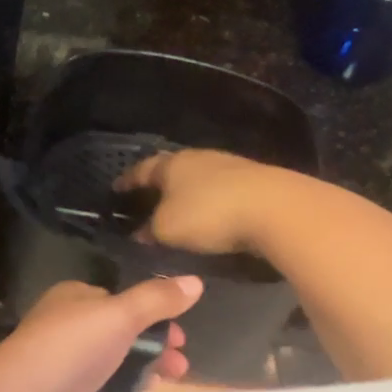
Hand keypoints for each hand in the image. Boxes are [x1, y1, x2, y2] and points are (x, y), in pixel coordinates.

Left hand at [0, 276, 203, 391]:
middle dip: (156, 347)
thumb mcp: (118, 315)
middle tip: (181, 368)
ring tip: (166, 385)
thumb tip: (195, 281)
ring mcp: (61, 359)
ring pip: (112, 360)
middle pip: (122, 332)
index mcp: (76, 296)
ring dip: (143, 369)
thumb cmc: (69, 347)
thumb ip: (156, 299)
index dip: (157, 317)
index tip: (182, 340)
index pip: (123, 301)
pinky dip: (121, 389)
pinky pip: (99, 386)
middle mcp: (66, 323)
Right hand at [115, 149, 303, 255]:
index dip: (127, 181)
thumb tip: (140, 233)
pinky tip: (208, 215)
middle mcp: (199, 158)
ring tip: (177, 210)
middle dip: (158, 185)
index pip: (141, 170)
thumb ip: (149, 230)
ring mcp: (229, 166)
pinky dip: (209, 201)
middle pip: (172, 170)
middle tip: (146, 201)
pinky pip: (220, 190)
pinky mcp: (253, 181)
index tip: (116, 189)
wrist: (275, 209)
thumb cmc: (208, 214)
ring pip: (198, 179)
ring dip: (186, 194)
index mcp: (172, 164)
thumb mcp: (167, 229)